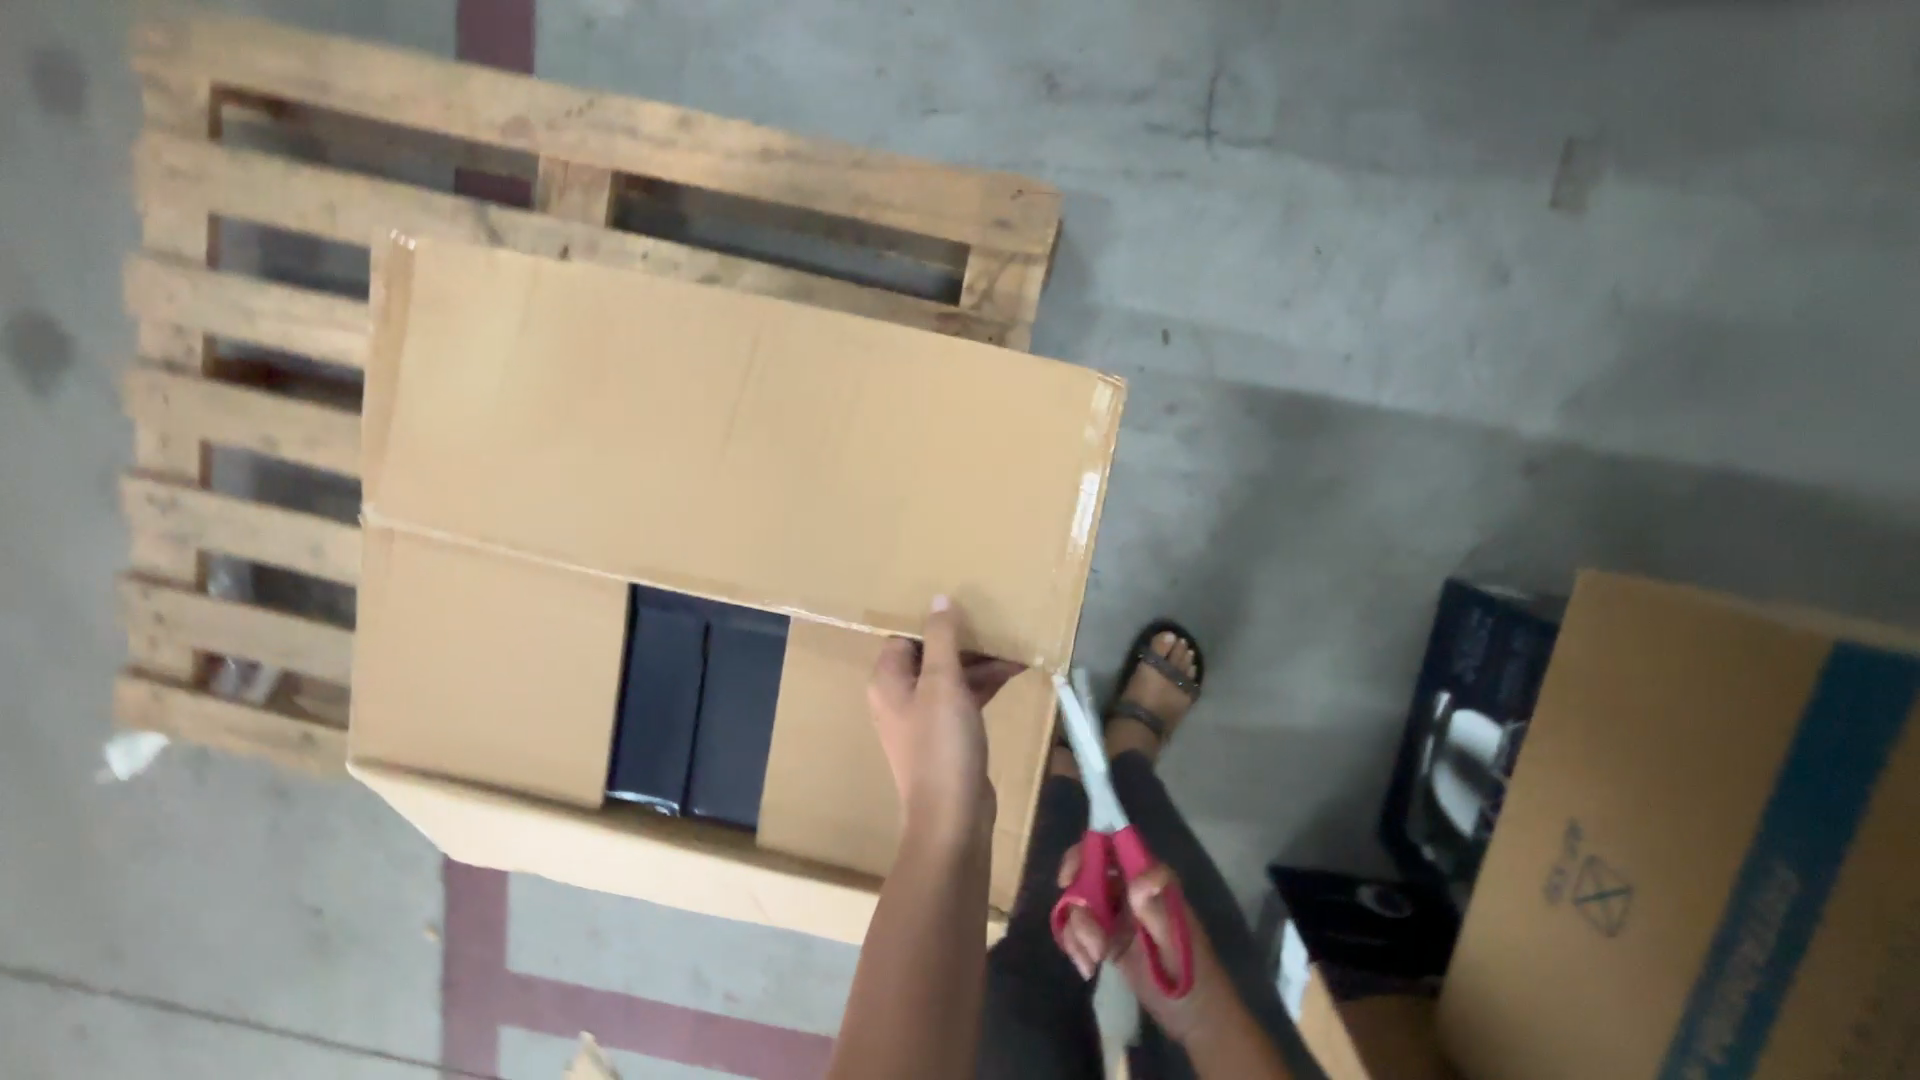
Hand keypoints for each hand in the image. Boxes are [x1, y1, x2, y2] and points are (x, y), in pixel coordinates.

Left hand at [868, 595, 1025, 843]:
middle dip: (963, 640)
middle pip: (929, 654)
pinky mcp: (946, 736)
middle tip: (995, 623)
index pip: (905, 635)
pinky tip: (1013, 672)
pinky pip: (963, 699)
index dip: (932, 621)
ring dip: (979, 662)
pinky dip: (983, 685)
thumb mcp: (943, 682)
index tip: (964, 606)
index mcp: (887, 681)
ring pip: (950, 676)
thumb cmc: (941, 743)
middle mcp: (899, 696)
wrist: (953, 816)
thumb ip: (941, 637)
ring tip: (1013, 647)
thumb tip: (939, 598)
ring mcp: (923, 718)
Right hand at [1054, 848, 1242, 1045]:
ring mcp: (1119, 915)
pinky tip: (1087, 966)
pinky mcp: (1109, 938)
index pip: (1118, 846)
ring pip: (1081, 902)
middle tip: (1069, 920)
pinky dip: (1076, 945)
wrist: (1197, 1020)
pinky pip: (1081, 928)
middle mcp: (1133, 891)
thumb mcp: (1175, 945)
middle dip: (1075, 895)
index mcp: (1153, 882)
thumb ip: (1156, 910)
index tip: (1069, 879)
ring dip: (1078, 929)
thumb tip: (1139, 880)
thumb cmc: (1193, 980)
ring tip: (1092, 958)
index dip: (1089, 850)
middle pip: (1091, 870)